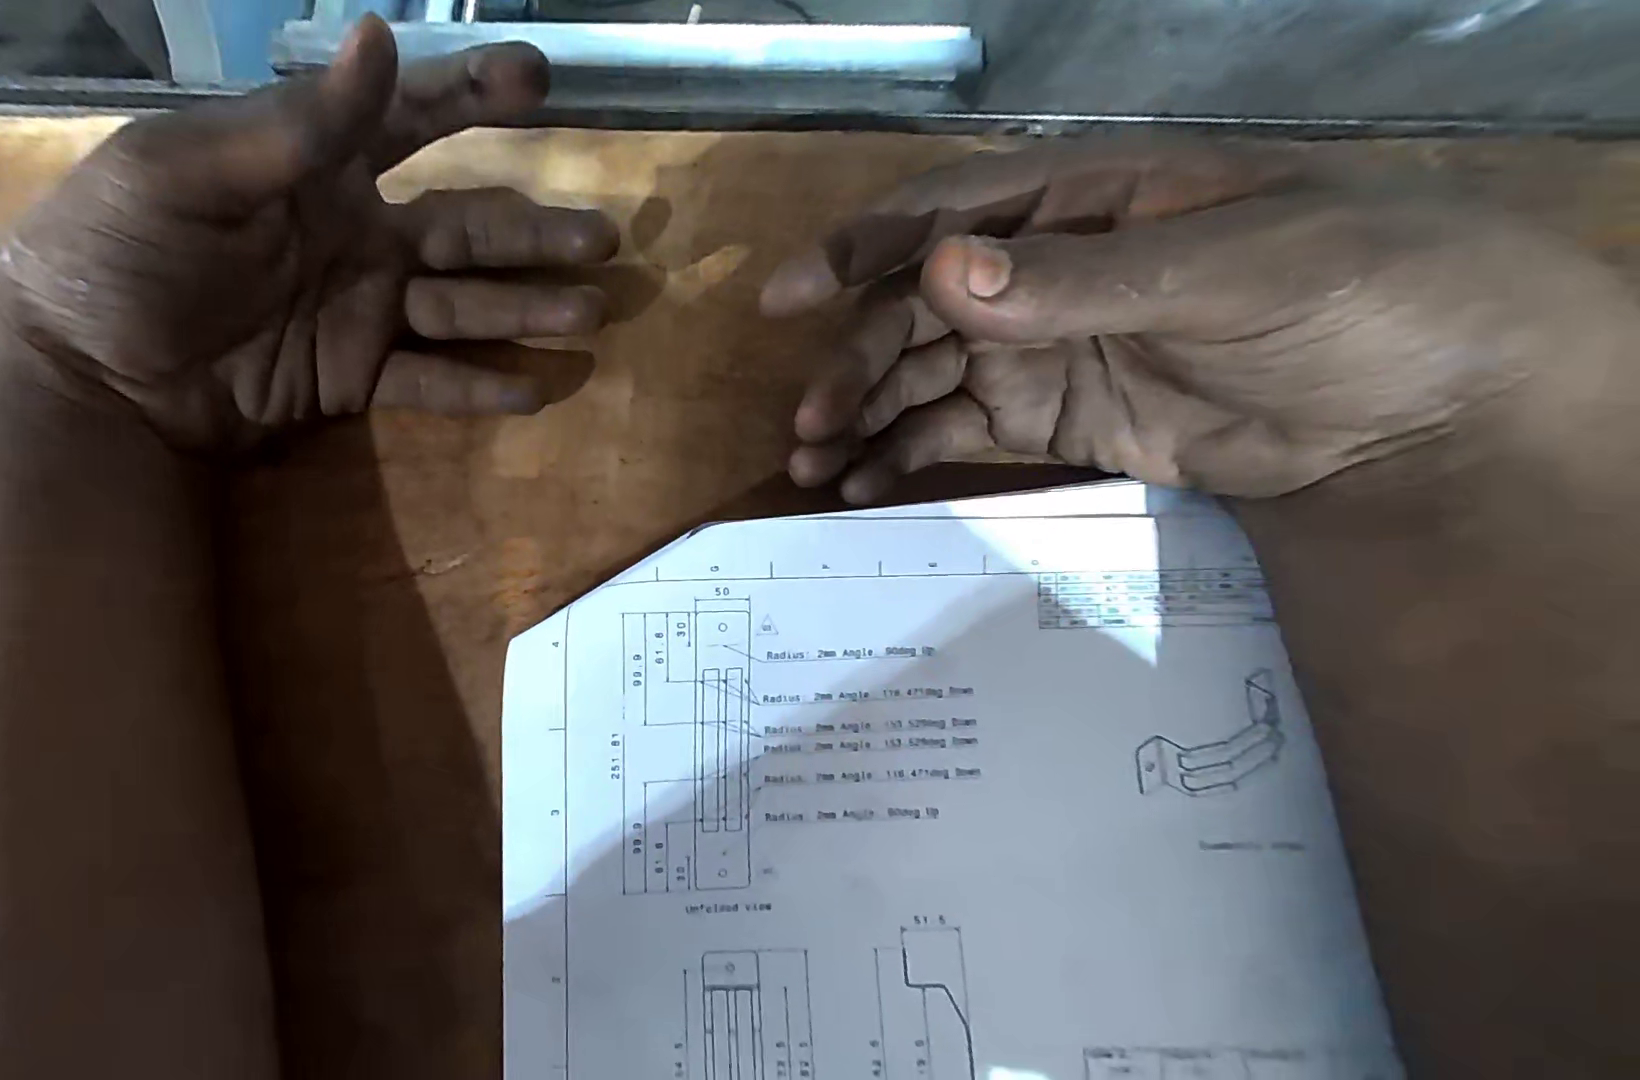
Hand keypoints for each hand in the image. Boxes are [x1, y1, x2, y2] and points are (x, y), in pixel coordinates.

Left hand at [0, 15, 618, 452]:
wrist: (91, 375)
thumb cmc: (118, 253)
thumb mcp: (186, 172)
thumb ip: (292, 124)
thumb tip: (378, 36)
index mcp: (319, 174)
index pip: (411, 124)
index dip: (472, 97)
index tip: (537, 79)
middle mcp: (362, 241)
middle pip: (467, 232)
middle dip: (535, 234)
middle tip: (603, 240)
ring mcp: (368, 315)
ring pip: (464, 309)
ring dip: (528, 311)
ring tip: (590, 314)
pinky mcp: (362, 380)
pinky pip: (432, 384)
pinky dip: (481, 388)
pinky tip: (535, 390)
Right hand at [762, 141, 1636, 499]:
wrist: (1409, 415)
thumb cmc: (1357, 295)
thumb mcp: (1231, 270)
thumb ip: (1078, 279)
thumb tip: (941, 276)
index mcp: (1072, 206)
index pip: (940, 217)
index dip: (854, 253)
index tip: (784, 299)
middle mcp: (1029, 275)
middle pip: (909, 314)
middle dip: (852, 366)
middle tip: (810, 425)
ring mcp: (1025, 351)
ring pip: (914, 380)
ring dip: (860, 419)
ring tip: (815, 466)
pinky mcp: (1032, 419)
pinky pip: (946, 435)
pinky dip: (900, 459)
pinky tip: (864, 487)